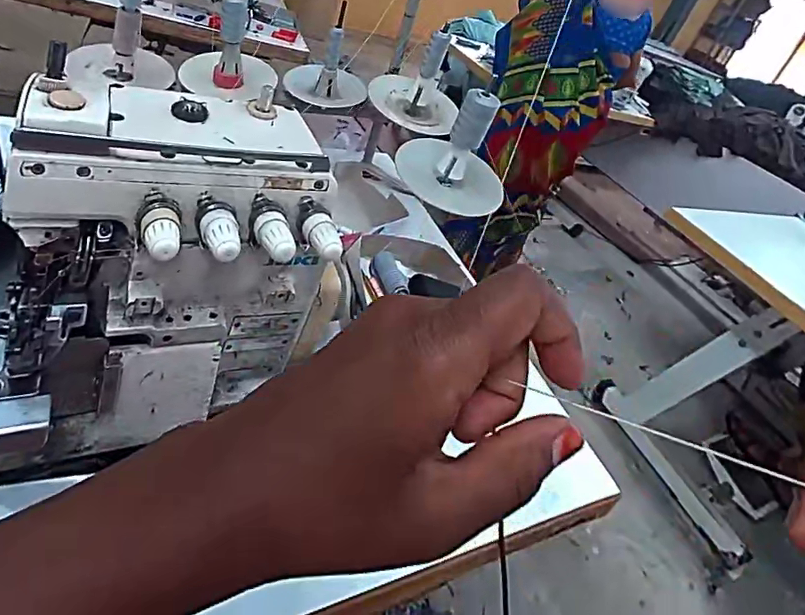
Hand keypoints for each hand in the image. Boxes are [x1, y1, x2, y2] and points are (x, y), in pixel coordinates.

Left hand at [182, 262, 587, 578]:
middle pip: (497, 323)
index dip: (560, 330)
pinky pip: (430, 342)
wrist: (239, 483)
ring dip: (469, 391)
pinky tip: (405, 430)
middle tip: (461, 444)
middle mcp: (405, 319)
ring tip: (425, 445)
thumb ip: (516, 468)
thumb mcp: (438, 511)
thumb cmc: (323, 502)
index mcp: (431, 351)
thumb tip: (560, 435)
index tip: (565, 383)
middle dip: (503, 388)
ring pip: (465, 336)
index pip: (522, 292)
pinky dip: (439, 382)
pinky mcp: (365, 334)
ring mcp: (380, 322)